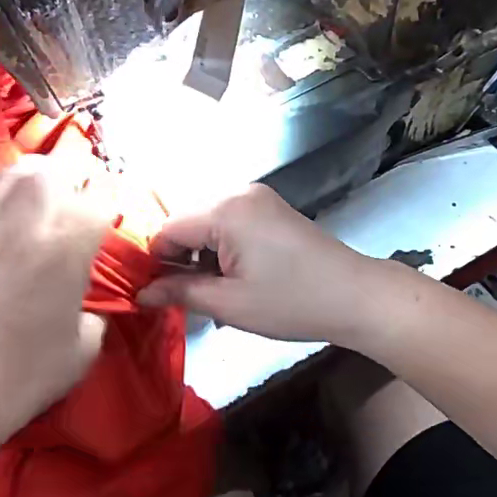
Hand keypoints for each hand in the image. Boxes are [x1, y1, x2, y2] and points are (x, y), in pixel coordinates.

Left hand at [0, 155, 112, 454]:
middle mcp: (24, 221)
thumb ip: (94, 316)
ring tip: (35, 187)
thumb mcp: (81, 353)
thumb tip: (88, 304)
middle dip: (72, 178)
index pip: (100, 202)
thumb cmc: (19, 379)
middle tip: (76, 199)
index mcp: (68, 245)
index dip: (109, 205)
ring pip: (6, 175)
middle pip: (53, 173)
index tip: (110, 218)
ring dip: (27, 175)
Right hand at [137, 184, 394, 345]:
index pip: (168, 230)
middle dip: (178, 258)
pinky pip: (229, 222)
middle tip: (185, 296)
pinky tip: (232, 275)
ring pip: (207, 224)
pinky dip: (220, 247)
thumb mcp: (229, 303)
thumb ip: (179, 292)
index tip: (154, 293)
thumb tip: (140, 294)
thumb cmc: (291, 302)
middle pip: (187, 223)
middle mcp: (238, 193)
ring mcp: (257, 198)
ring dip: (200, 255)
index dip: (155, 262)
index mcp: (225, 211)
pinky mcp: (270, 208)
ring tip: (213, 290)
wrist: (356, 296)